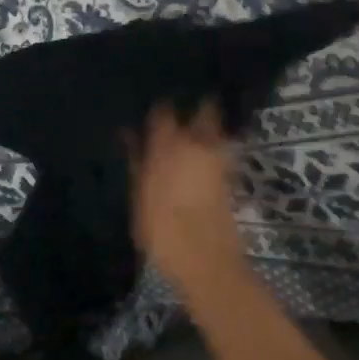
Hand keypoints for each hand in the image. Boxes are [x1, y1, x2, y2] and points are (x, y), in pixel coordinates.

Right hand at [127, 102, 243, 285]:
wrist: (205, 261)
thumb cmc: (161, 229)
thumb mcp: (138, 196)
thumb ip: (135, 161)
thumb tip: (128, 133)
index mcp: (168, 147)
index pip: (164, 112)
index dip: (161, 104)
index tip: (153, 98)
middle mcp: (197, 146)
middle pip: (204, 111)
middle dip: (196, 105)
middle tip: (181, 105)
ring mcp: (218, 161)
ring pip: (216, 130)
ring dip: (208, 124)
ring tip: (190, 128)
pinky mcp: (231, 178)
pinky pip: (221, 150)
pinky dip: (213, 147)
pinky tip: (198, 155)